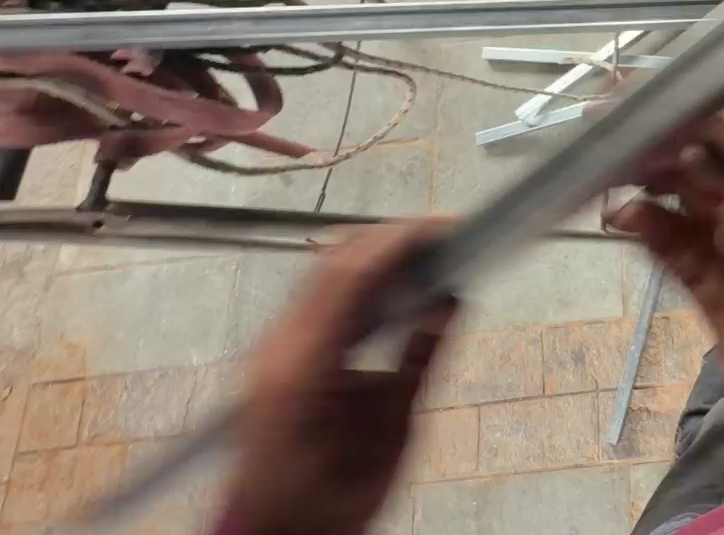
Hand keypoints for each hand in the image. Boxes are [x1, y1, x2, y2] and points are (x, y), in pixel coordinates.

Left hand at [222, 221, 453, 534]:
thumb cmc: (336, 496)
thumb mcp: (391, 431)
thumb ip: (419, 359)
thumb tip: (451, 298)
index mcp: (305, 365)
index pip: (354, 275)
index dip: (402, 242)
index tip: (447, 228)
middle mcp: (280, 345)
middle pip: (337, 260)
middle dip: (394, 237)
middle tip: (447, 234)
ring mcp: (272, 346)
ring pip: (326, 270)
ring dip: (378, 251)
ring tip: (428, 250)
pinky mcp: (277, 350)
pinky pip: (321, 292)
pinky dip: (362, 273)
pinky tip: (395, 280)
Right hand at [608, 119, 723, 453]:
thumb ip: (687, 257)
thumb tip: (624, 209)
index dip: (676, 125)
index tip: (623, 120)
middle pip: (708, 162)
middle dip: (657, 154)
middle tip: (597, 153)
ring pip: (702, 193)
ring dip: (658, 187)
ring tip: (600, 182)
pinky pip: (705, 227)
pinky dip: (670, 223)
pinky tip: (630, 218)